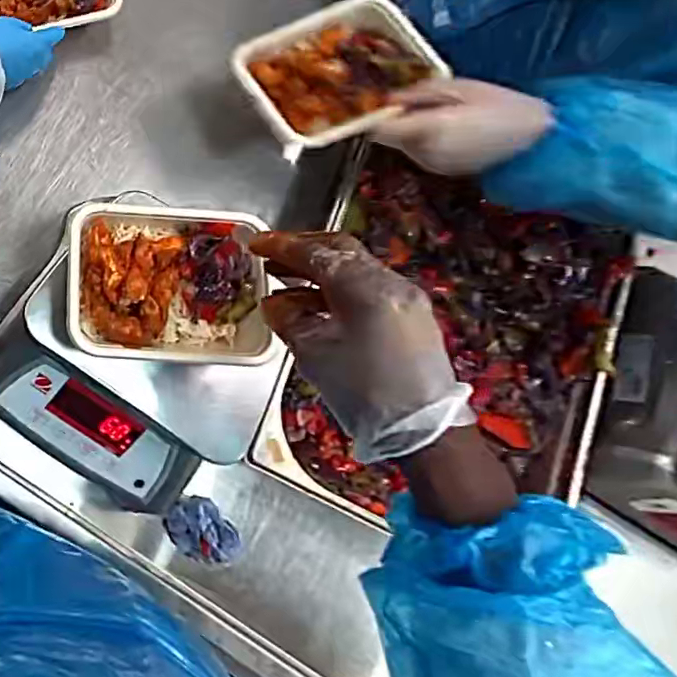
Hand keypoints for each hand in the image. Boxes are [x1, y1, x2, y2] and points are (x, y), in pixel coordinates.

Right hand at [0, 16, 65, 89]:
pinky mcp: (12, 84)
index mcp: (39, 44)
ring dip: (27, 58)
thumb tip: (27, 31)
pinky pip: (19, 74)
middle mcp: (35, 62)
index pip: (53, 36)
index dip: (54, 32)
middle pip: (45, 54)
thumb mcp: (8, 24)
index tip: (56, 31)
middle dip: (40, 48)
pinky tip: (6, 62)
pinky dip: (16, 67)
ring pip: (32, 65)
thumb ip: (22, 28)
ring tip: (15, 51)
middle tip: (31, 41)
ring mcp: (24, 75)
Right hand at [249, 232, 470, 463]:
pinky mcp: (409, 317)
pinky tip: (312, 303)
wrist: (422, 433)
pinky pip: (366, 287)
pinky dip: (335, 287)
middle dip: (301, 248)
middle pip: (340, 250)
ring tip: (284, 279)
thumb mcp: (310, 350)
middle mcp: (390, 285)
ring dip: (317, 269)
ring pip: (353, 268)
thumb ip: (286, 316)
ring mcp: (405, 300)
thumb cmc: (362, 390)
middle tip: (270, 253)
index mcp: (365, 289)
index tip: (254, 242)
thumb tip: (274, 302)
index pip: (316, 253)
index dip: (281, 245)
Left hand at [370, 79, 553, 175]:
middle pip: (389, 137)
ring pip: (404, 145)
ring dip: (414, 132)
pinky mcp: (441, 171)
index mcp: (428, 129)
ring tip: (447, 118)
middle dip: (399, 121)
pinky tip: (455, 133)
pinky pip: (421, 153)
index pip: (379, 129)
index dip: (376, 116)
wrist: (544, 141)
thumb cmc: (506, 107)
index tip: (382, 105)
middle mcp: (424, 151)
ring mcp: (431, 164)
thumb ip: (421, 93)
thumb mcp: (464, 88)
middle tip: (424, 105)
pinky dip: (428, 142)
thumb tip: (390, 98)